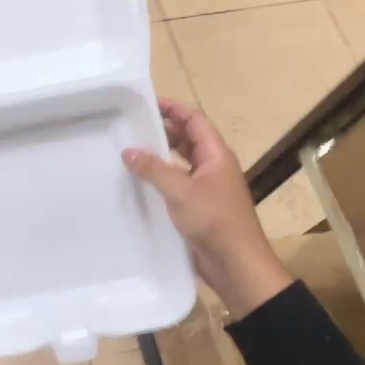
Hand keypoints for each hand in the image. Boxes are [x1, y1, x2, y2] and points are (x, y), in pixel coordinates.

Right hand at [123, 98, 292, 319]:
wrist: (236, 264)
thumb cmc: (214, 221)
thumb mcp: (180, 191)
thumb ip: (153, 169)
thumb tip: (128, 150)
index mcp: (216, 154)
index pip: (193, 119)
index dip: (171, 107)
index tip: (144, 101)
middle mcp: (212, 166)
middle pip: (187, 138)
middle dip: (162, 128)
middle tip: (129, 124)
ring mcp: (206, 187)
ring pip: (180, 161)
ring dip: (159, 154)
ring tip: (128, 149)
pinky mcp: (198, 207)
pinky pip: (177, 183)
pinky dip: (160, 178)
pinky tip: (138, 182)